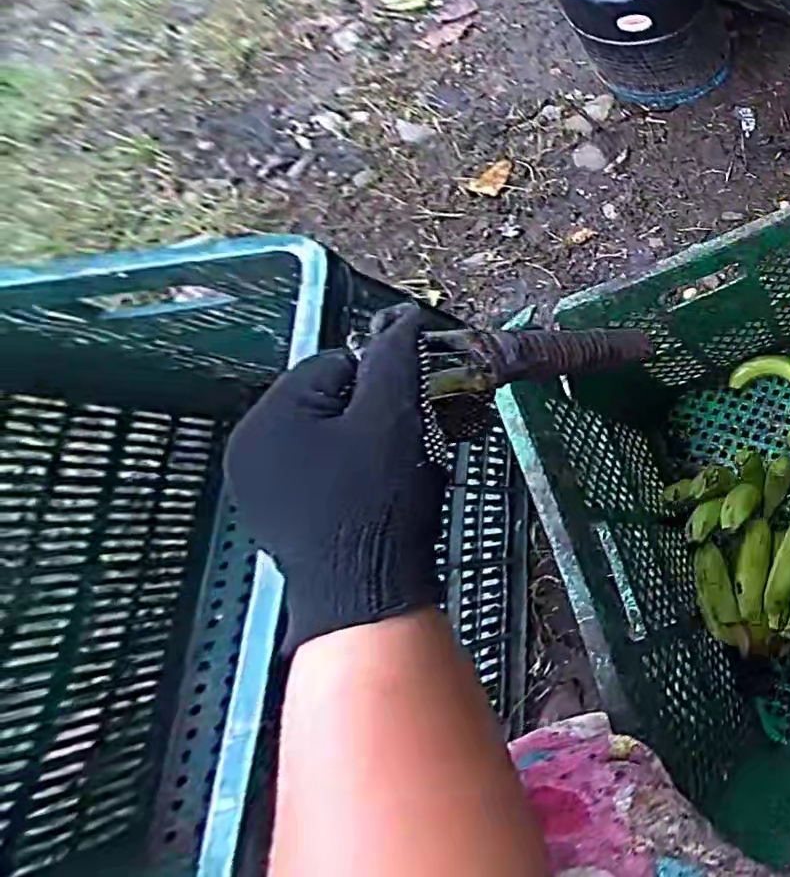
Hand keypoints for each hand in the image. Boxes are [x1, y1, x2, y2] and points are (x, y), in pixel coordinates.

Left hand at [223, 305, 446, 648]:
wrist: (365, 584)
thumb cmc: (380, 494)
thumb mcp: (395, 418)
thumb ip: (396, 362)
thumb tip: (404, 317)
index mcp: (271, 416)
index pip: (341, 364)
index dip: (392, 380)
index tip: (423, 407)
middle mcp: (253, 445)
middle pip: (339, 398)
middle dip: (386, 410)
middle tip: (420, 437)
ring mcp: (264, 482)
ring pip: (338, 433)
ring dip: (380, 438)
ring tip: (408, 466)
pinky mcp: (285, 509)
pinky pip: (330, 465)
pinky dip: (365, 468)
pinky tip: (387, 490)